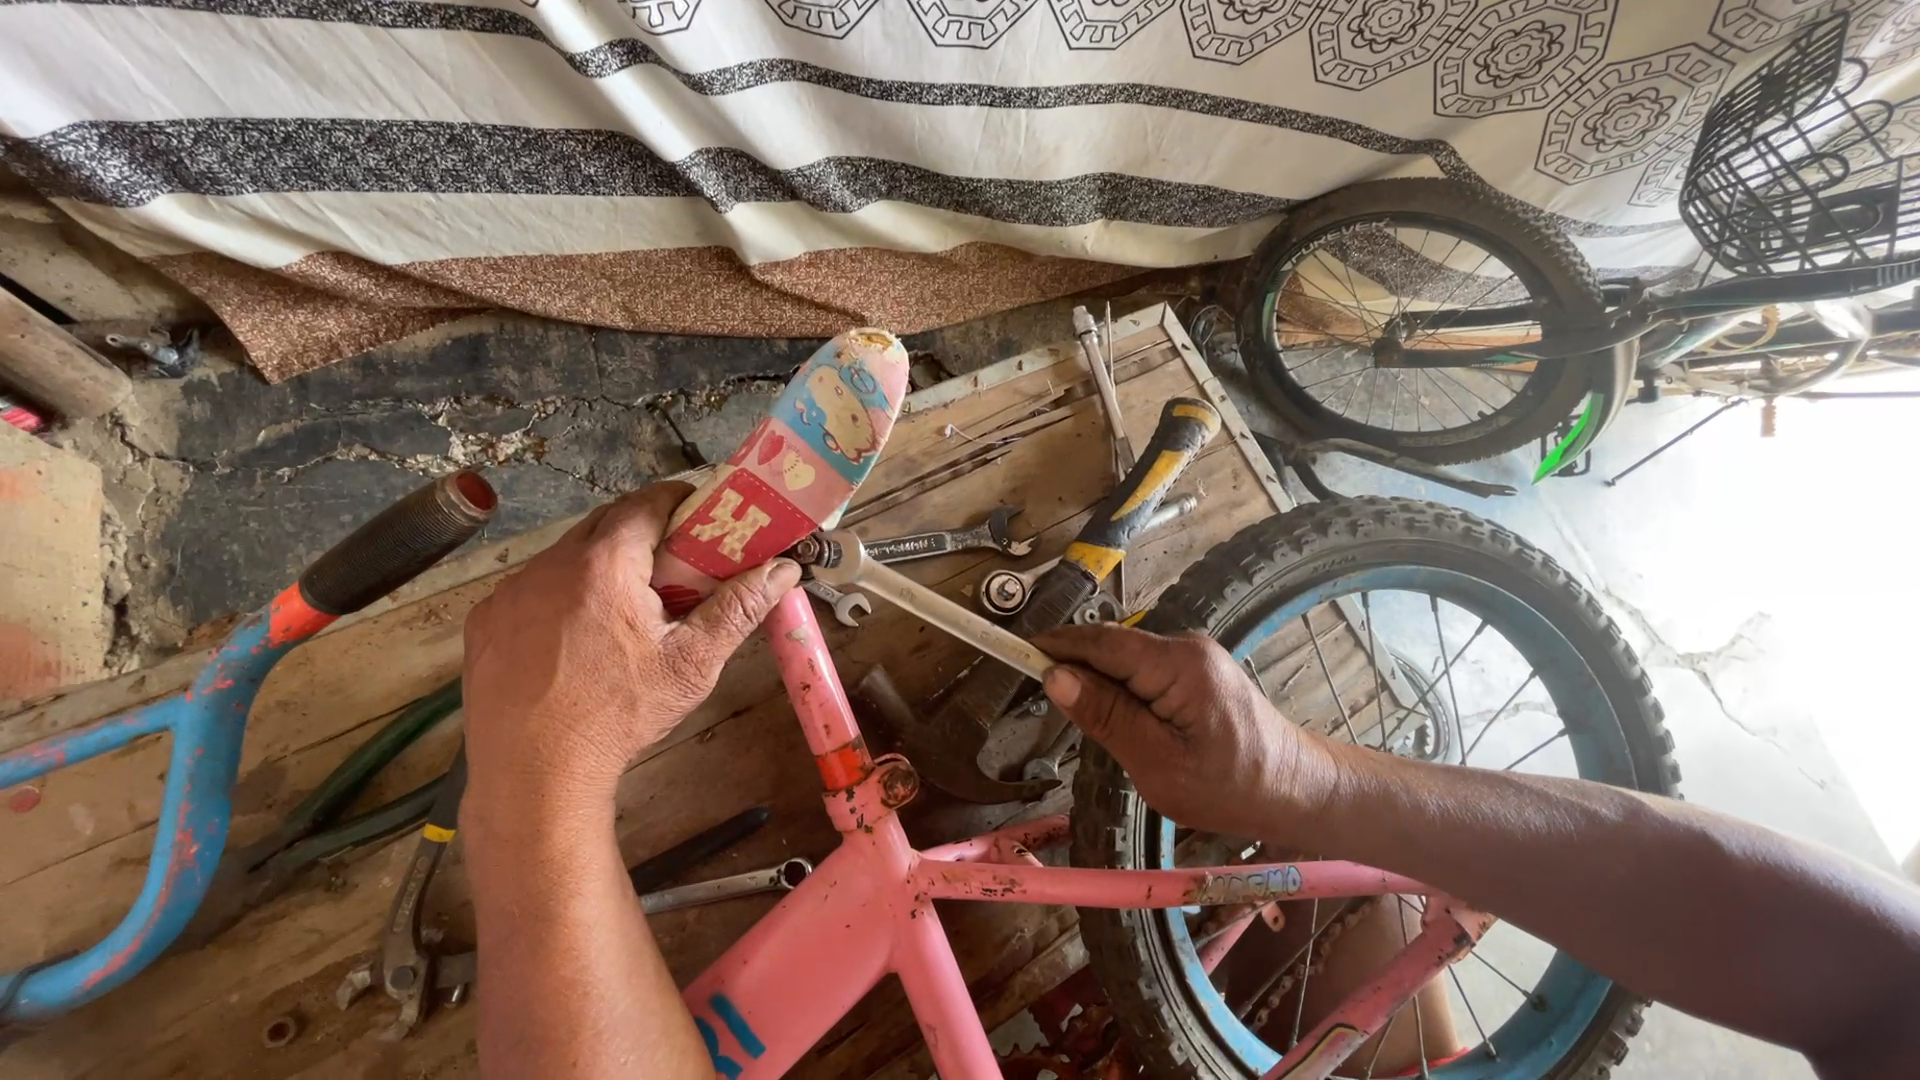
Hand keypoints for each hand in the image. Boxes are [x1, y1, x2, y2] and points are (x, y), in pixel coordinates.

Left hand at [461, 482, 801, 819]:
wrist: (534, 774)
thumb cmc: (620, 714)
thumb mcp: (692, 663)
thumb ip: (738, 608)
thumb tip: (783, 569)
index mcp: (605, 564)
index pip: (647, 502)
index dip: (679, 500)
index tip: (703, 515)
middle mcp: (551, 563)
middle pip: (607, 522)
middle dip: (644, 530)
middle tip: (677, 561)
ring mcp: (510, 590)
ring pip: (567, 553)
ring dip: (602, 561)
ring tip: (629, 602)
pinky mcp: (485, 619)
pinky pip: (533, 585)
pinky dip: (562, 592)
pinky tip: (577, 633)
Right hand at [1034, 624, 1344, 842]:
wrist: (1297, 792)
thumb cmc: (1229, 788)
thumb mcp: (1157, 763)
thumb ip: (1105, 716)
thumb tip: (1054, 677)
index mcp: (1178, 664)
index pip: (1101, 642)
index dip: (1056, 645)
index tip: (1015, 653)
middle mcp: (1185, 646)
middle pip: (1111, 646)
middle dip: (1074, 665)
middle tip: (1041, 697)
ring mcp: (1193, 656)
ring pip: (1125, 658)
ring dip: (1097, 680)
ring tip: (1080, 716)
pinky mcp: (1196, 670)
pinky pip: (1143, 669)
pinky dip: (1119, 688)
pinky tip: (1115, 717)